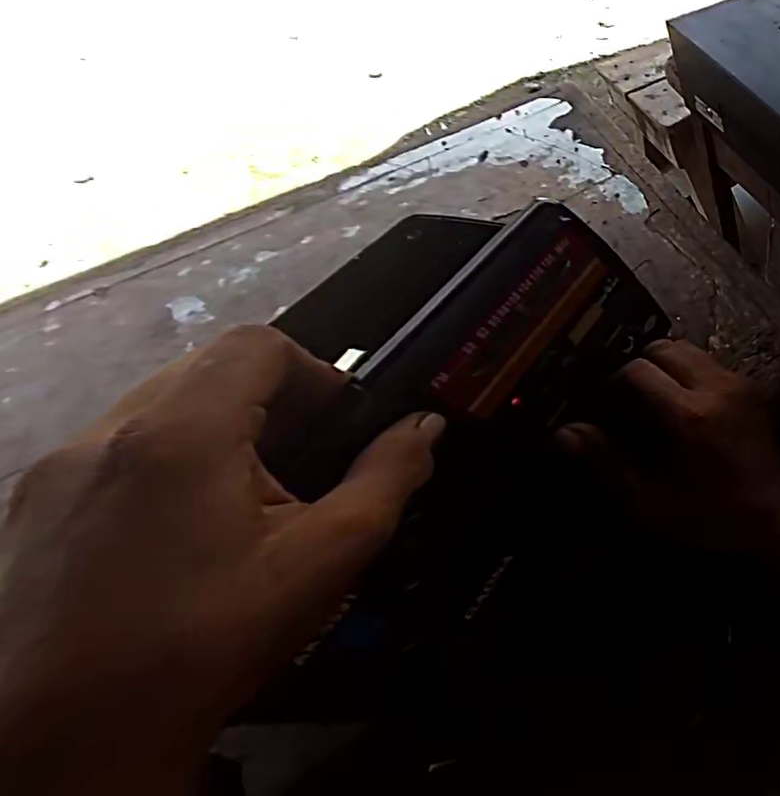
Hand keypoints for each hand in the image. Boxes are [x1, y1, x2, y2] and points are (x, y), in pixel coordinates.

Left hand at [0, 325, 442, 794]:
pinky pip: (124, 443)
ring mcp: (52, 477)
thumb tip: (426, 425)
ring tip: (259, 488)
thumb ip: (393, 471)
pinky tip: (201, 518)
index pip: (255, 345)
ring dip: (226, 421)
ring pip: (161, 402)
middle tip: (311, 455)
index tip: (340, 419)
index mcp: (178, 440)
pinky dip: (180, 452)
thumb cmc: (210, 635)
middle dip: (275, 395)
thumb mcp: (333, 549)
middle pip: (207, 366)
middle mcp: (102, 442)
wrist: (60, 748)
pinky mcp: (31, 512)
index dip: (316, 369)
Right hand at [556, 339, 779, 551]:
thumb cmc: (713, 513)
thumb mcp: (651, 501)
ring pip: (692, 350)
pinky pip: (713, 363)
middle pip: (667, 347)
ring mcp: (739, 382)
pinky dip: (691, 372)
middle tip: (626, 395)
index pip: (639, 369)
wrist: (778, 507)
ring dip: (667, 364)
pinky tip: (682, 403)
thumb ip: (608, 462)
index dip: (613, 381)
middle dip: (640, 363)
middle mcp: (716, 386)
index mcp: (689, 413)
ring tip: (652, 397)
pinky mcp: (752, 386)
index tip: (603, 404)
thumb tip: (566, 431)